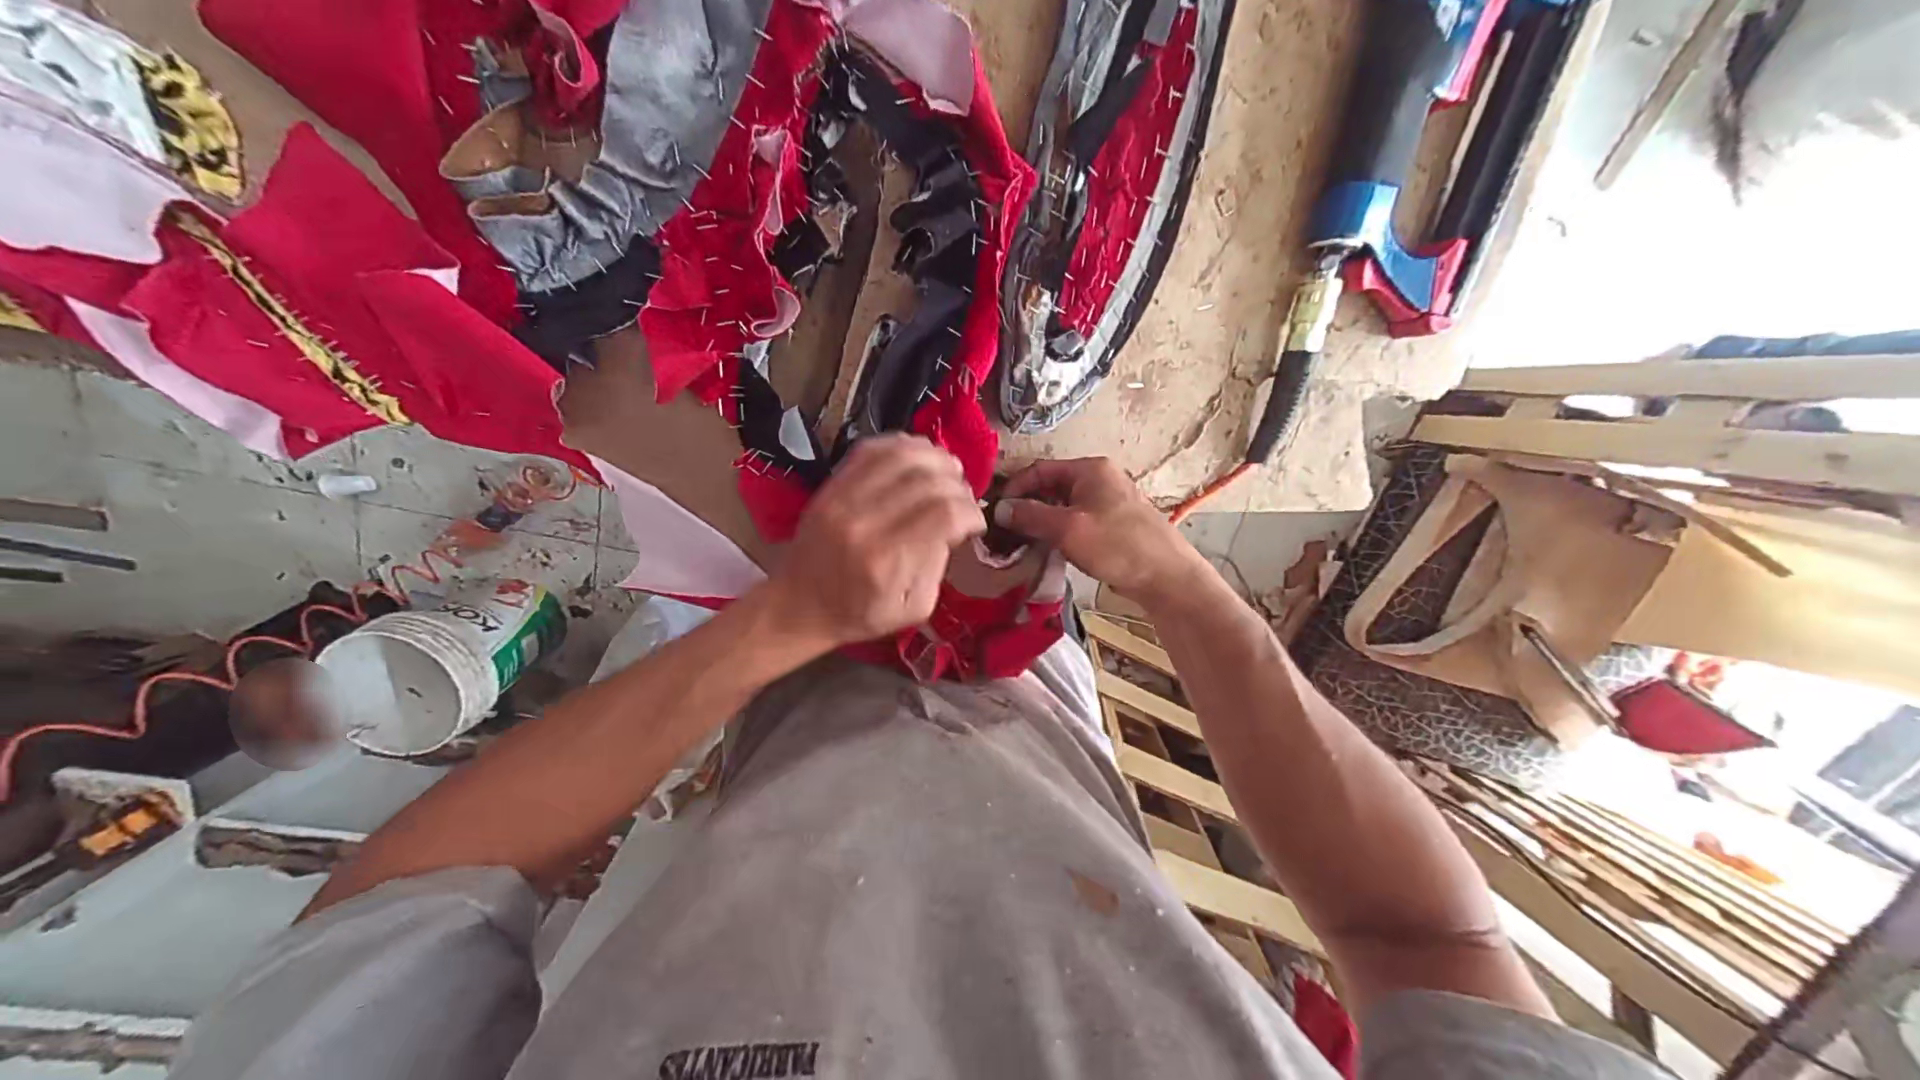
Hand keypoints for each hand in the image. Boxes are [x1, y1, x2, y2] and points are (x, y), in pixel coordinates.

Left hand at [762, 434, 985, 649]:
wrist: (799, 604)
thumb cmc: (860, 614)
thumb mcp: (913, 608)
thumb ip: (938, 565)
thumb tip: (953, 524)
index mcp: (885, 560)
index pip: (943, 513)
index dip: (970, 511)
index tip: (975, 522)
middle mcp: (863, 522)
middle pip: (928, 480)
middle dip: (959, 487)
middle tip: (963, 501)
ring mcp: (842, 498)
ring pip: (903, 455)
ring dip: (937, 459)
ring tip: (948, 475)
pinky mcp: (831, 484)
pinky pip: (874, 448)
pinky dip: (905, 446)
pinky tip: (920, 459)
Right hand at [995, 457, 1209, 602]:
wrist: (1166, 577)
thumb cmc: (1117, 545)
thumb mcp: (1068, 528)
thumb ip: (1030, 515)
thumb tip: (1000, 509)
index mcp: (1090, 469)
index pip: (1039, 469)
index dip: (1014, 488)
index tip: (995, 511)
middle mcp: (1099, 479)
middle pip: (1050, 487)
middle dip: (1026, 507)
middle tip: (1003, 531)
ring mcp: (1107, 502)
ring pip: (1062, 506)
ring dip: (1040, 522)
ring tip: (1020, 542)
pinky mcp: (1111, 525)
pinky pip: (1075, 522)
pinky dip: (1058, 532)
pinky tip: (1046, 550)